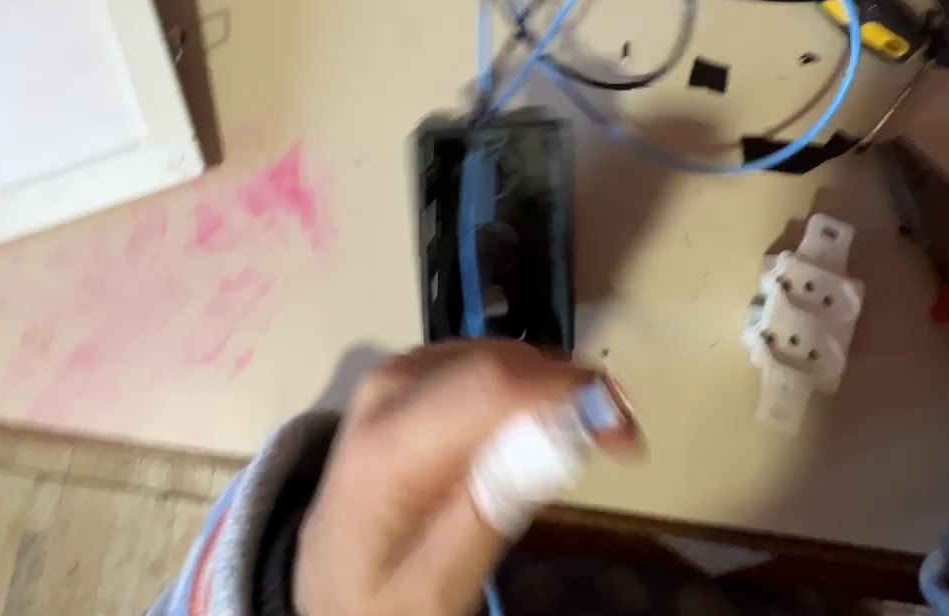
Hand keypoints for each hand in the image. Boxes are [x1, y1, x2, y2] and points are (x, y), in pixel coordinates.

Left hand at [296, 341, 634, 615]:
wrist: (324, 574)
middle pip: (501, 364)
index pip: (492, 386)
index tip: (624, 429)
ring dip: (550, 389)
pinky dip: (523, 388)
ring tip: (582, 438)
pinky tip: (534, 428)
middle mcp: (391, 386)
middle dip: (571, 390)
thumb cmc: (378, 595)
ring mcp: (398, 372)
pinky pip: (482, 363)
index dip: (568, 391)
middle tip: (619, 437)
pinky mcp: (410, 373)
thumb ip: (489, 509)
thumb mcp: (434, 587)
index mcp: (390, 443)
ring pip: (498, 356)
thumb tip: (556, 434)